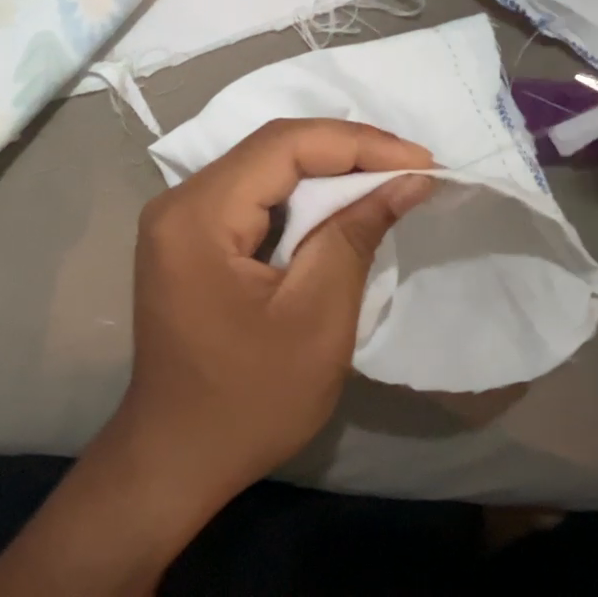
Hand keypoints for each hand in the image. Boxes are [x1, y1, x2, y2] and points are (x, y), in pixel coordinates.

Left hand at [0, 120, 432, 596]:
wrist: (177, 455)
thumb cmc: (249, 400)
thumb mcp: (316, 319)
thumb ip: (355, 234)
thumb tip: (407, 177)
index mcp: (196, 215)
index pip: (282, 146)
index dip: (356, 143)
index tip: (422, 160)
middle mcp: (176, 202)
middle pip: (268, 150)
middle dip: (344, 152)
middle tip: (411, 167)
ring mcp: (175, 219)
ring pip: (259, 170)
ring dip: (324, 172)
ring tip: (387, 179)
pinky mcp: (184, 239)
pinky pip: (247, 198)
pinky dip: (297, 199)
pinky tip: (338, 205)